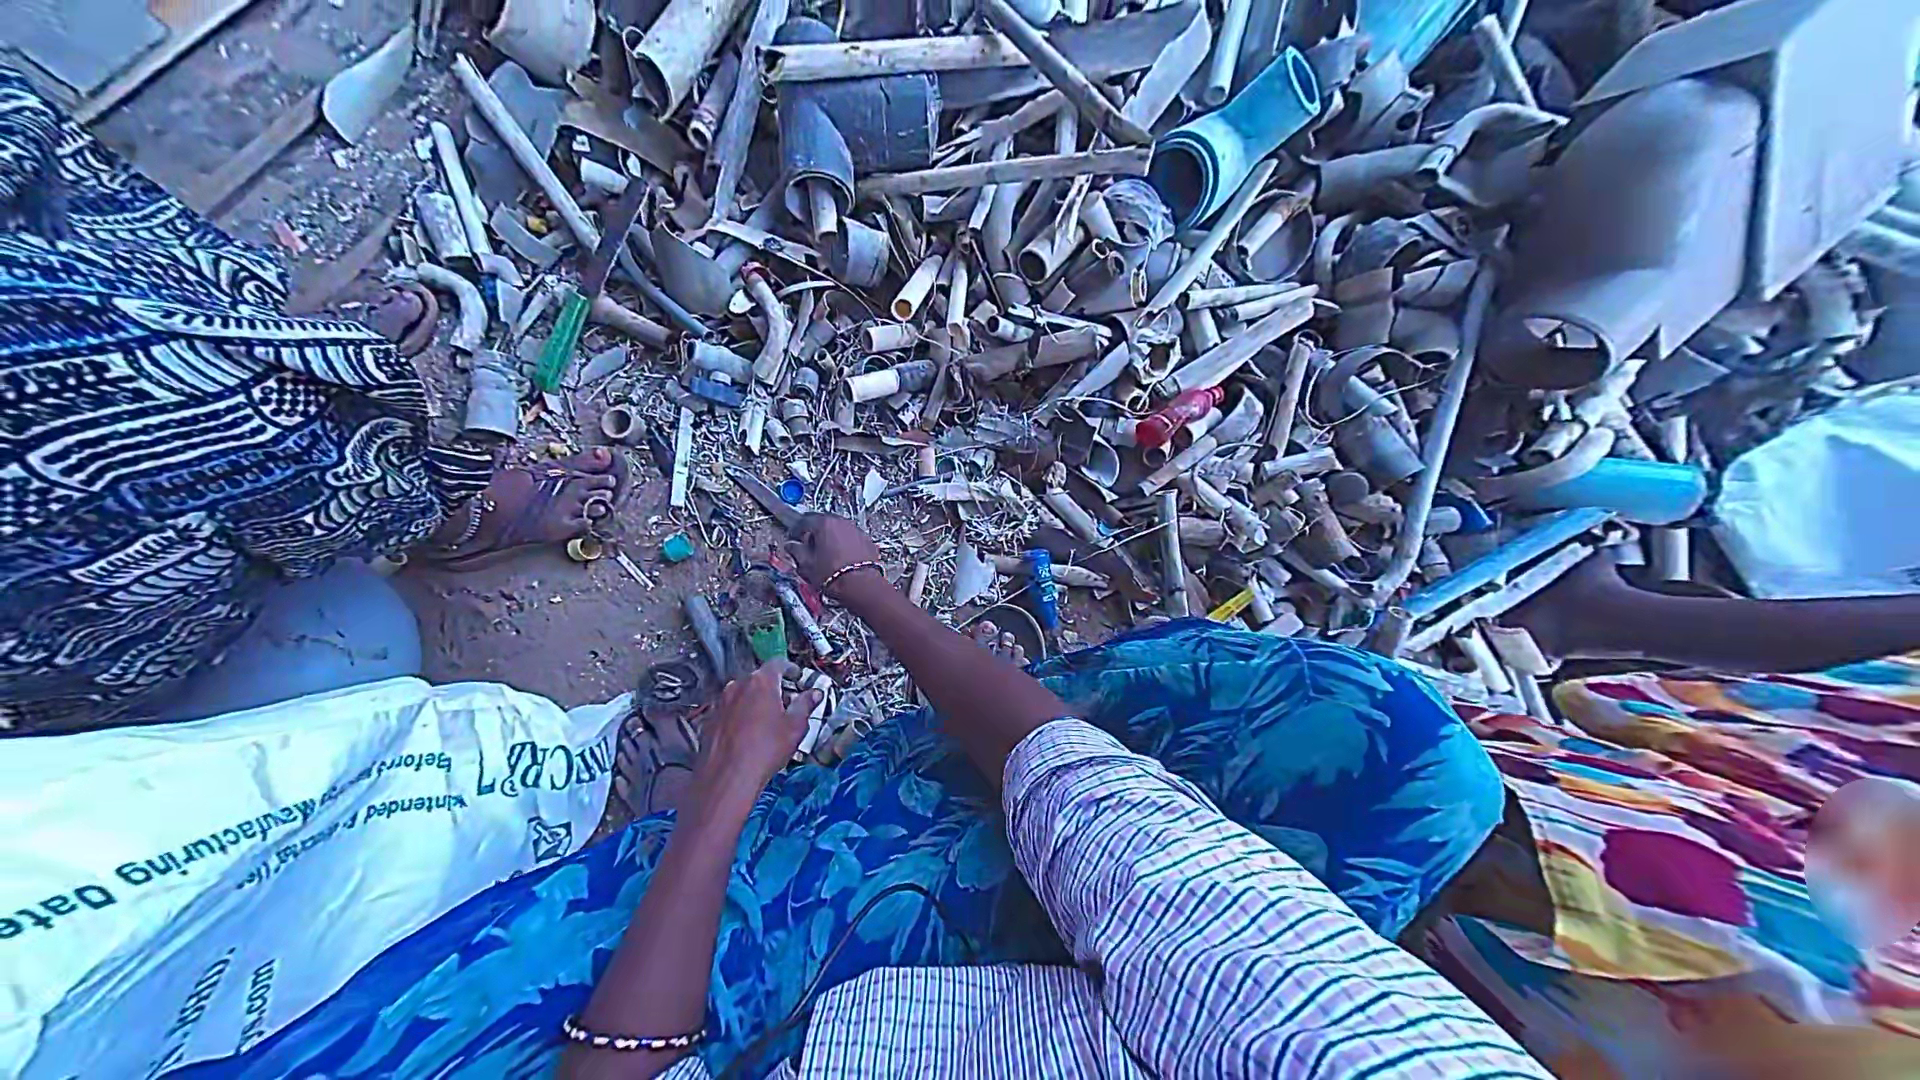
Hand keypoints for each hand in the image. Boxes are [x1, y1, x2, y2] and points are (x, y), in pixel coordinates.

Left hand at [688, 661, 819, 815]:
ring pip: (743, 694)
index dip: (790, 670)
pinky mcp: (709, 720)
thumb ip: (805, 705)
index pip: (778, 664)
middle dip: (774, 688)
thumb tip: (814, 694)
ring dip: (755, 702)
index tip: (797, 678)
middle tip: (787, 704)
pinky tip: (748, 734)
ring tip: (768, 722)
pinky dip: (740, 716)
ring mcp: (720, 702)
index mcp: (761, 681)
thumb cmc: (765, 749)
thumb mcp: (795, 727)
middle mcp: (737, 686)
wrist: (727, 777)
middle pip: (759, 679)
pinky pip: (730, 711)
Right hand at [788, 514, 883, 597]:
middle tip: (807, 546)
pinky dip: (844, 545)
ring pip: (838, 530)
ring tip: (824, 554)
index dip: (796, 531)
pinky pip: (851, 538)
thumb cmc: (836, 576)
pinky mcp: (867, 541)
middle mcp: (842, 523)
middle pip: (823, 522)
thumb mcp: (807, 565)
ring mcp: (856, 531)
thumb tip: (792, 547)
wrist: (863, 587)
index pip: (804, 521)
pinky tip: (840, 558)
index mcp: (824, 524)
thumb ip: (796, 551)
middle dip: (813, 532)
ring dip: (830, 538)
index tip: (793, 538)